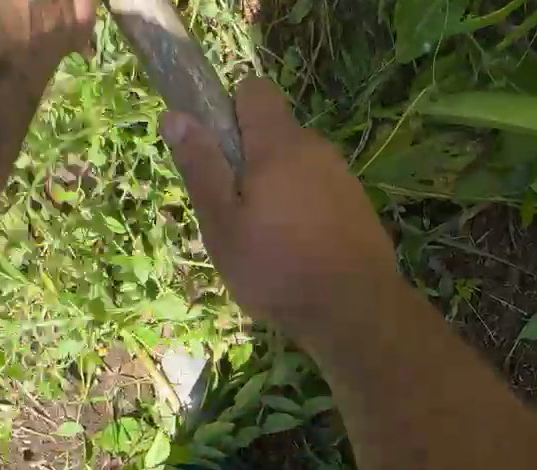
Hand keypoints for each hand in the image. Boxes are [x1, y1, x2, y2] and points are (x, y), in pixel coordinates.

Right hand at [163, 78, 402, 342]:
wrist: (355, 312)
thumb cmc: (277, 269)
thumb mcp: (223, 225)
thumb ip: (201, 168)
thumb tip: (175, 117)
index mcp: (279, 143)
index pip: (254, 90)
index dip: (230, 115)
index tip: (220, 158)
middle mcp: (317, 149)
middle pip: (276, 137)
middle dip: (253, 166)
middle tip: (238, 218)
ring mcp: (344, 180)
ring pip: (300, 172)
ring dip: (281, 196)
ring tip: (271, 248)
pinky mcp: (360, 211)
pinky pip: (323, 200)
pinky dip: (307, 219)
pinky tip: (301, 259)